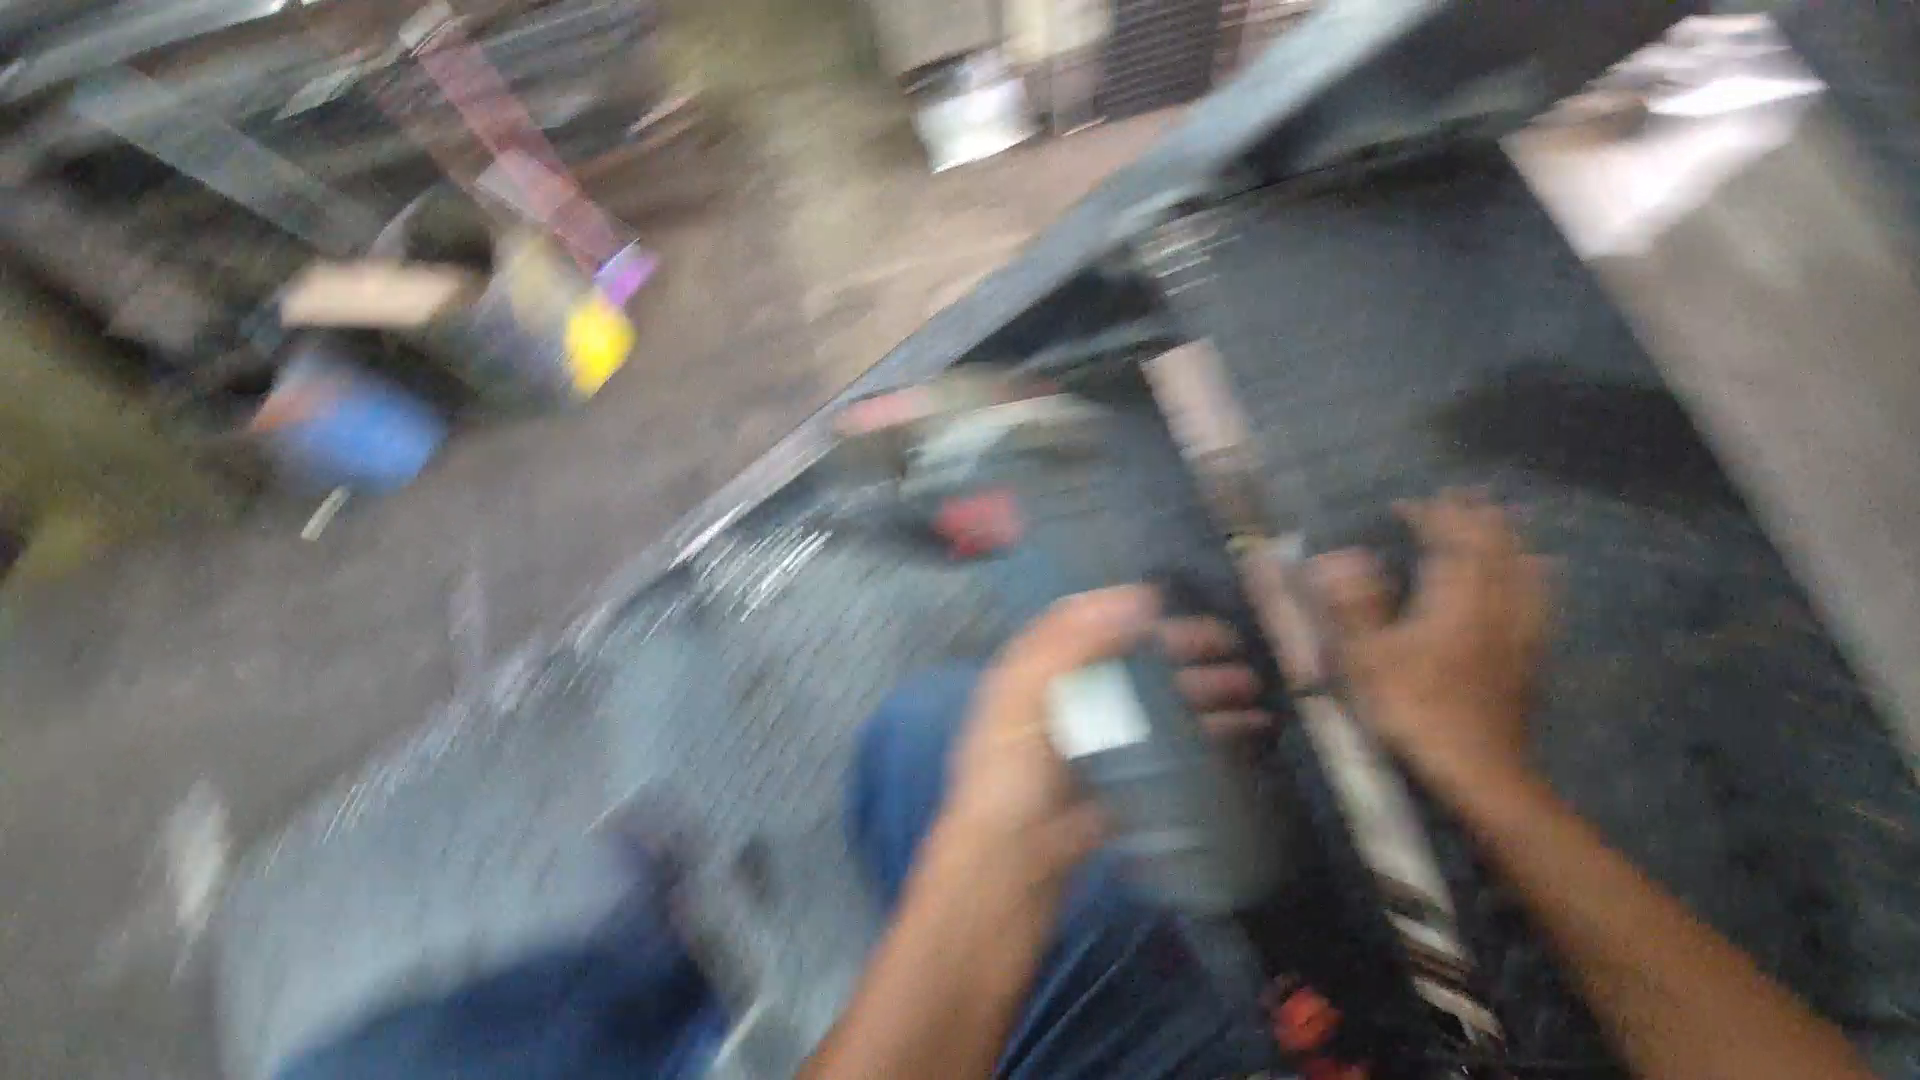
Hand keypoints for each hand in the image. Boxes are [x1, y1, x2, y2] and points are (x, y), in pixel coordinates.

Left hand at [939, 587, 1271, 881]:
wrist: (1013, 862)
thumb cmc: (1010, 774)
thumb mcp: (1027, 699)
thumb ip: (1073, 646)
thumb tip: (1134, 598)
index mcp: (1042, 672)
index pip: (1084, 625)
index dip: (1122, 609)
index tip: (1169, 601)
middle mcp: (1074, 698)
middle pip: (1132, 661)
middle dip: (1179, 648)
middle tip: (1229, 642)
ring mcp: (1104, 738)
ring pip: (1159, 701)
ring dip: (1201, 688)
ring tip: (1248, 686)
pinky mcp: (1128, 775)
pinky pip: (1172, 745)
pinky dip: (1206, 734)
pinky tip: (1242, 728)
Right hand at [1312, 492, 1550, 794]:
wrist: (1478, 768)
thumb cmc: (1414, 711)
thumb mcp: (1368, 660)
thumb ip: (1354, 606)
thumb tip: (1338, 559)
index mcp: (1451, 603)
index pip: (1447, 546)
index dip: (1430, 518)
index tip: (1408, 503)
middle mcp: (1491, 608)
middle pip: (1491, 550)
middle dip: (1475, 517)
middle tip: (1462, 493)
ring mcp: (1517, 632)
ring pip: (1520, 570)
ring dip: (1508, 538)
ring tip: (1503, 516)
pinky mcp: (1529, 656)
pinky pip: (1539, 600)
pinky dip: (1537, 574)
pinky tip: (1543, 570)